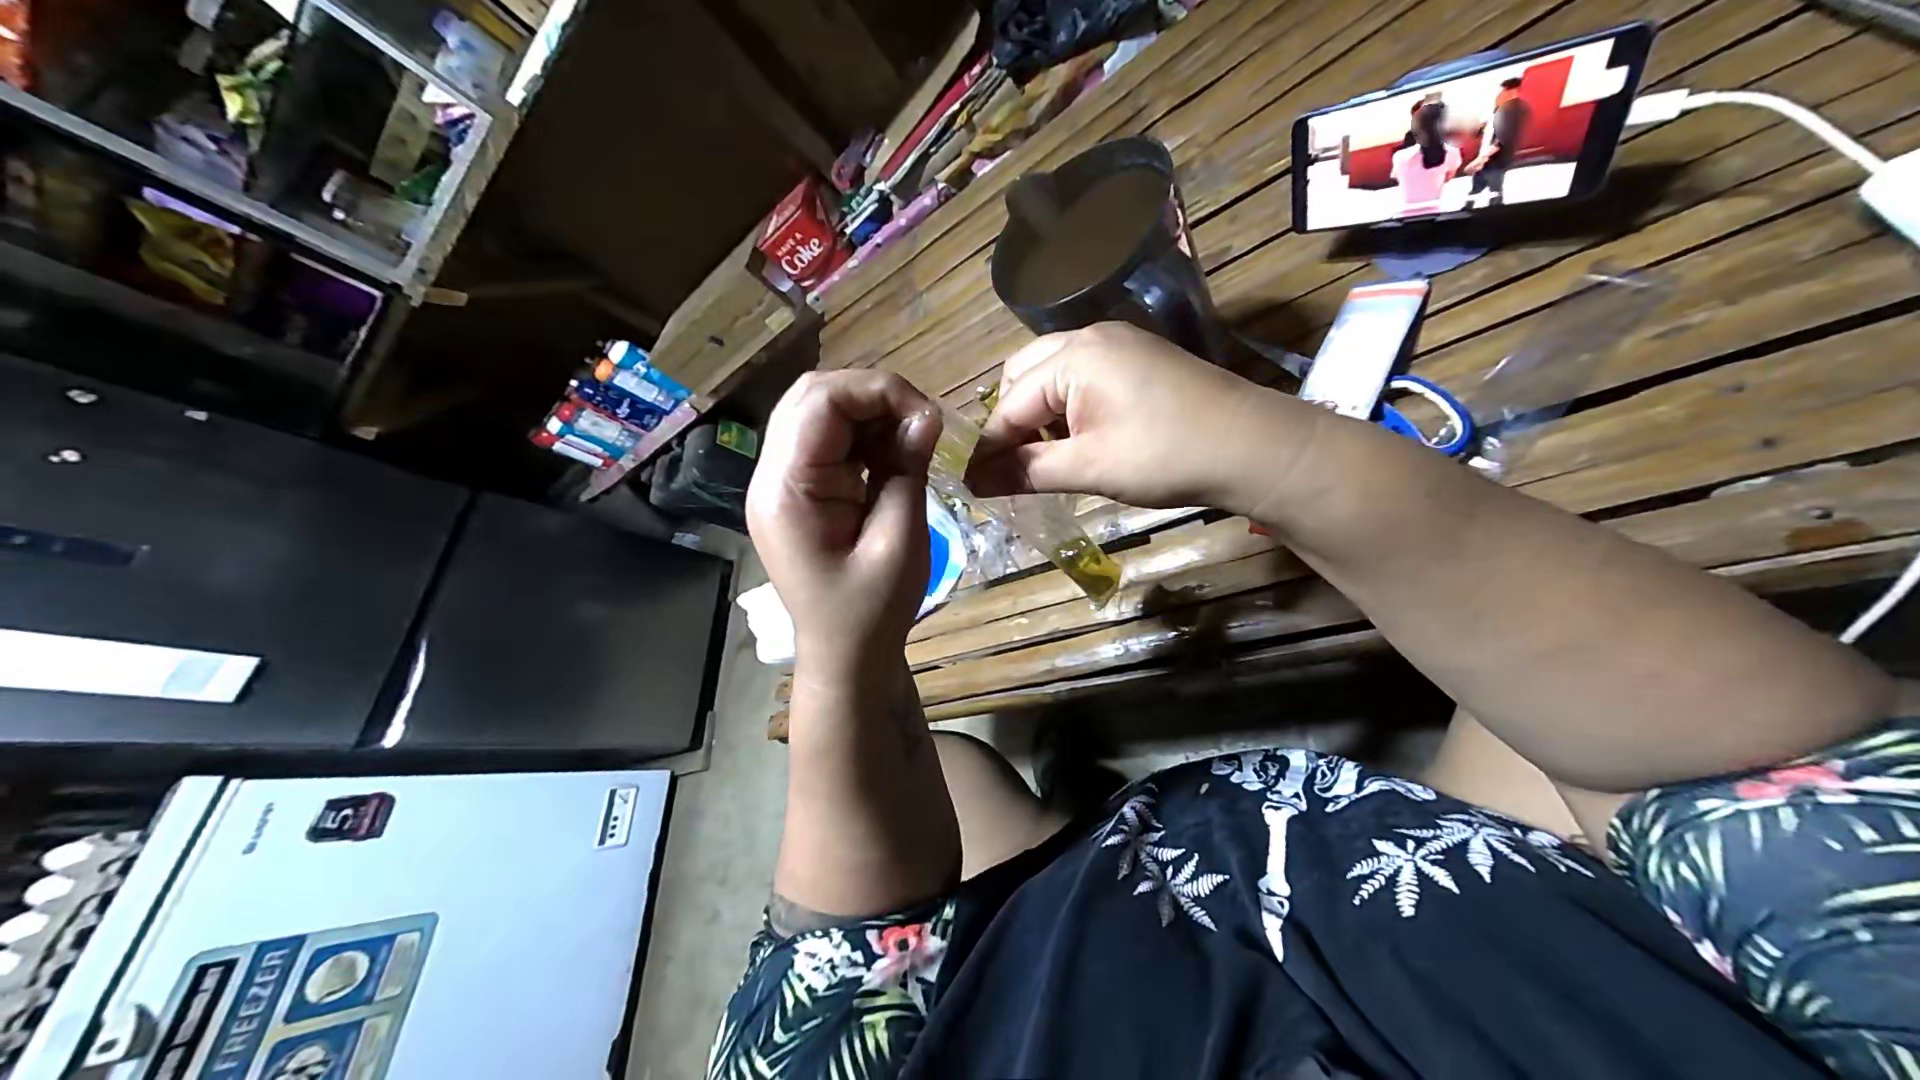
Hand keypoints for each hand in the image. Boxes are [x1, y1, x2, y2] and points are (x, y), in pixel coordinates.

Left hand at [746, 371, 941, 672]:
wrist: (845, 656)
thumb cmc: (871, 611)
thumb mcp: (900, 541)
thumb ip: (907, 470)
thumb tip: (926, 415)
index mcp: (786, 489)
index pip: (820, 401)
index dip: (879, 391)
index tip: (929, 417)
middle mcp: (771, 476)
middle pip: (812, 396)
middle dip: (873, 396)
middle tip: (921, 424)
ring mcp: (780, 483)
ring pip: (818, 412)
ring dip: (869, 413)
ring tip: (911, 439)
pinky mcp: (797, 491)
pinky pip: (825, 441)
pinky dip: (863, 435)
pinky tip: (892, 454)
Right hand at [965, 322, 1322, 516]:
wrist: (1255, 449)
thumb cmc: (1167, 457)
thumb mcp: (1089, 467)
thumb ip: (1026, 471)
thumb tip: (972, 482)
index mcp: (1075, 355)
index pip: (1011, 403)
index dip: (990, 447)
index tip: (971, 483)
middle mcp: (1090, 337)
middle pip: (1023, 377)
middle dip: (1012, 423)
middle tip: (1013, 467)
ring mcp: (1117, 345)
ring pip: (1051, 376)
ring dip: (1038, 416)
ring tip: (1045, 458)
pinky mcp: (1136, 360)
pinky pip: (1080, 378)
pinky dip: (1066, 409)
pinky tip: (1078, 440)